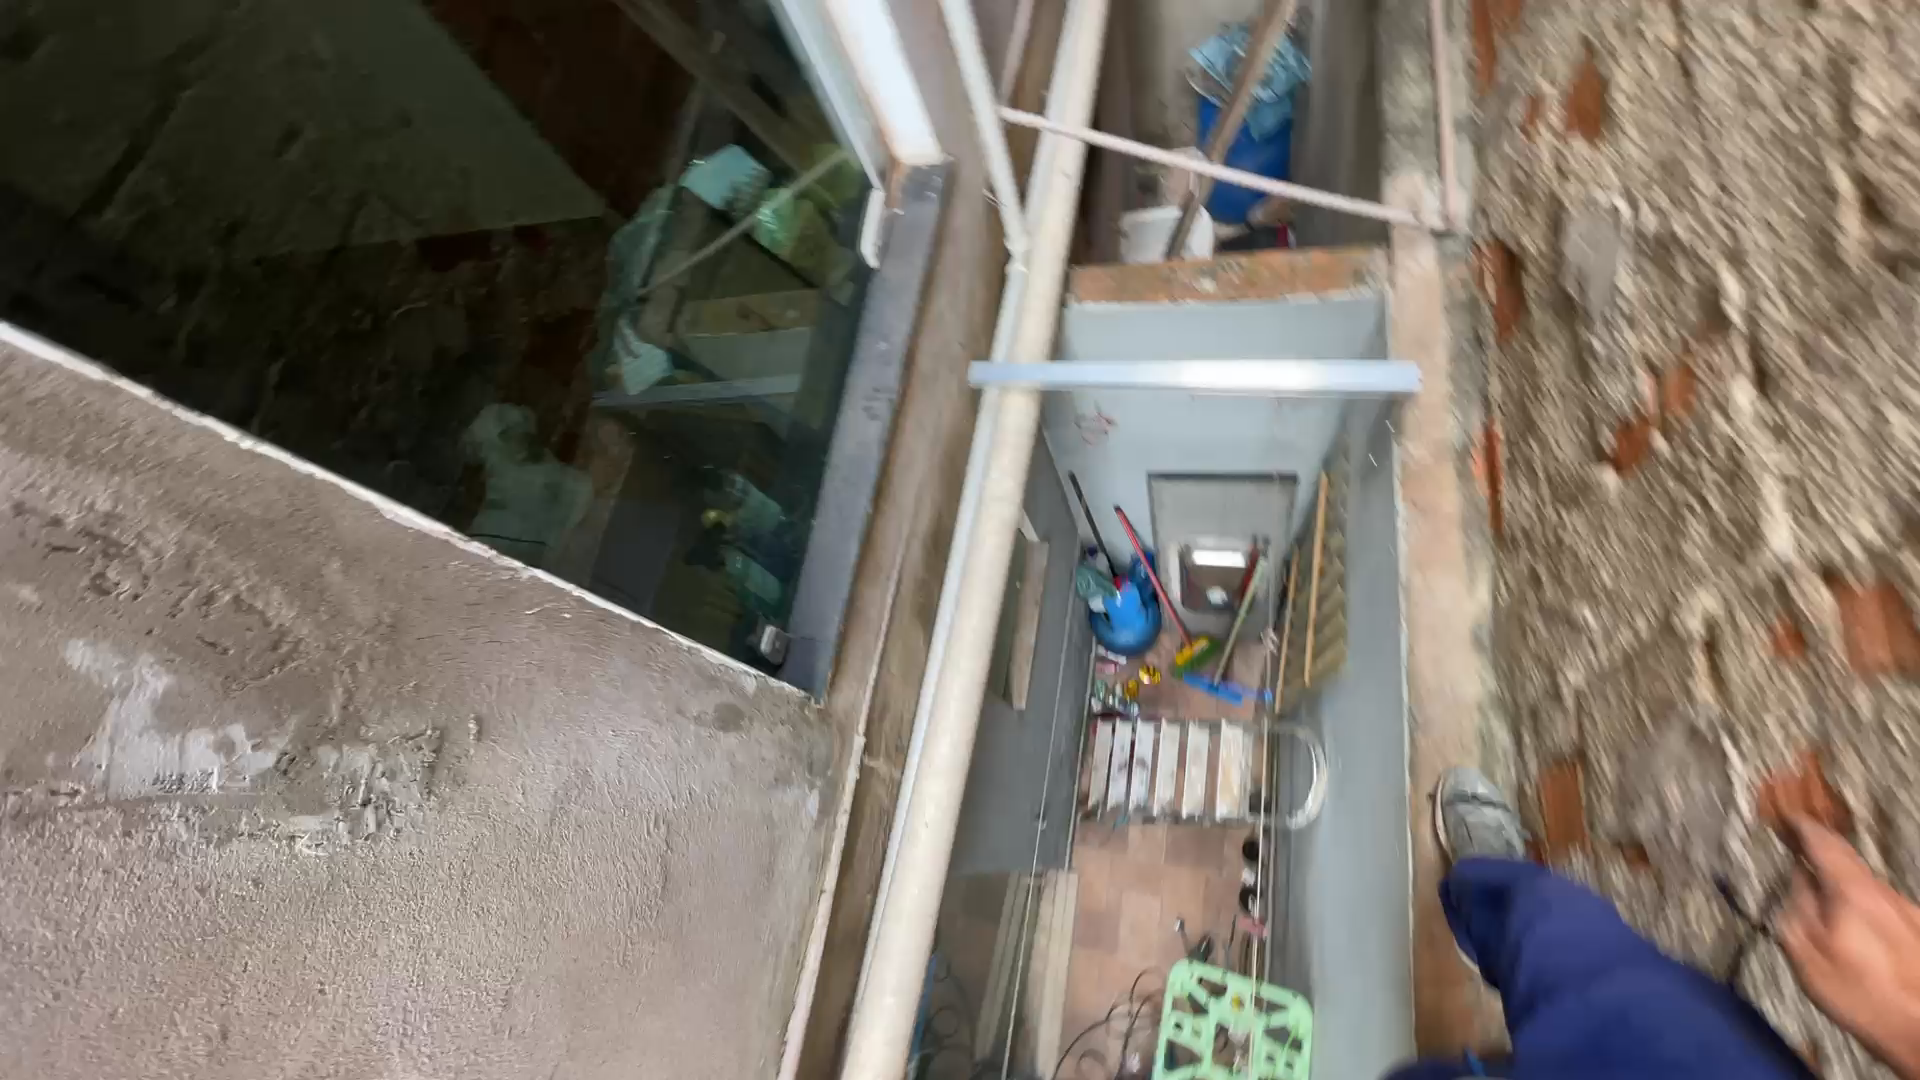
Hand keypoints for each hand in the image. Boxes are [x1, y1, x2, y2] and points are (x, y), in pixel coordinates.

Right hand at [1776, 815, 1919, 1079]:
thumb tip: (1798, 876)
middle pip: (1852, 868)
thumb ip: (1797, 902)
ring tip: (1825, 907)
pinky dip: (1864, 912)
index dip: (1804, 826)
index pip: (1827, 844)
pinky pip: (1887, 914)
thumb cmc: (1855, 990)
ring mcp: (1915, 920)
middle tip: (1797, 858)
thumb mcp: (1802, 945)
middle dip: (1825, 862)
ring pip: (1871, 893)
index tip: (1785, 815)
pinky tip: (1856, 935)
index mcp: (1856, 893)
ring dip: (1846, 891)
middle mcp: (1891, 899)